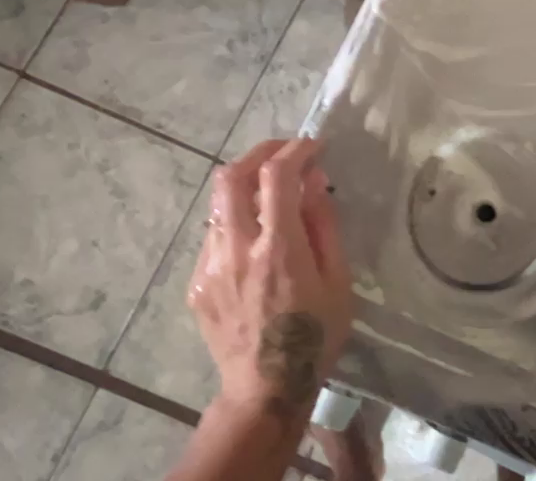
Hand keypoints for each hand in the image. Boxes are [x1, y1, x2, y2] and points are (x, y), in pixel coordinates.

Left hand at [188, 138, 351, 421]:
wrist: (266, 389)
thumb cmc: (316, 334)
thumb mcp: (338, 278)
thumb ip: (323, 224)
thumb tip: (314, 179)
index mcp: (278, 248)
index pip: (277, 175)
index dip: (296, 150)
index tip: (313, 146)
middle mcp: (237, 249)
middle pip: (230, 177)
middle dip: (259, 152)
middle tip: (284, 151)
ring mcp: (209, 266)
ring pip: (218, 205)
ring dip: (246, 187)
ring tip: (272, 194)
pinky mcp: (197, 283)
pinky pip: (215, 235)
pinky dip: (237, 221)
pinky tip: (256, 239)